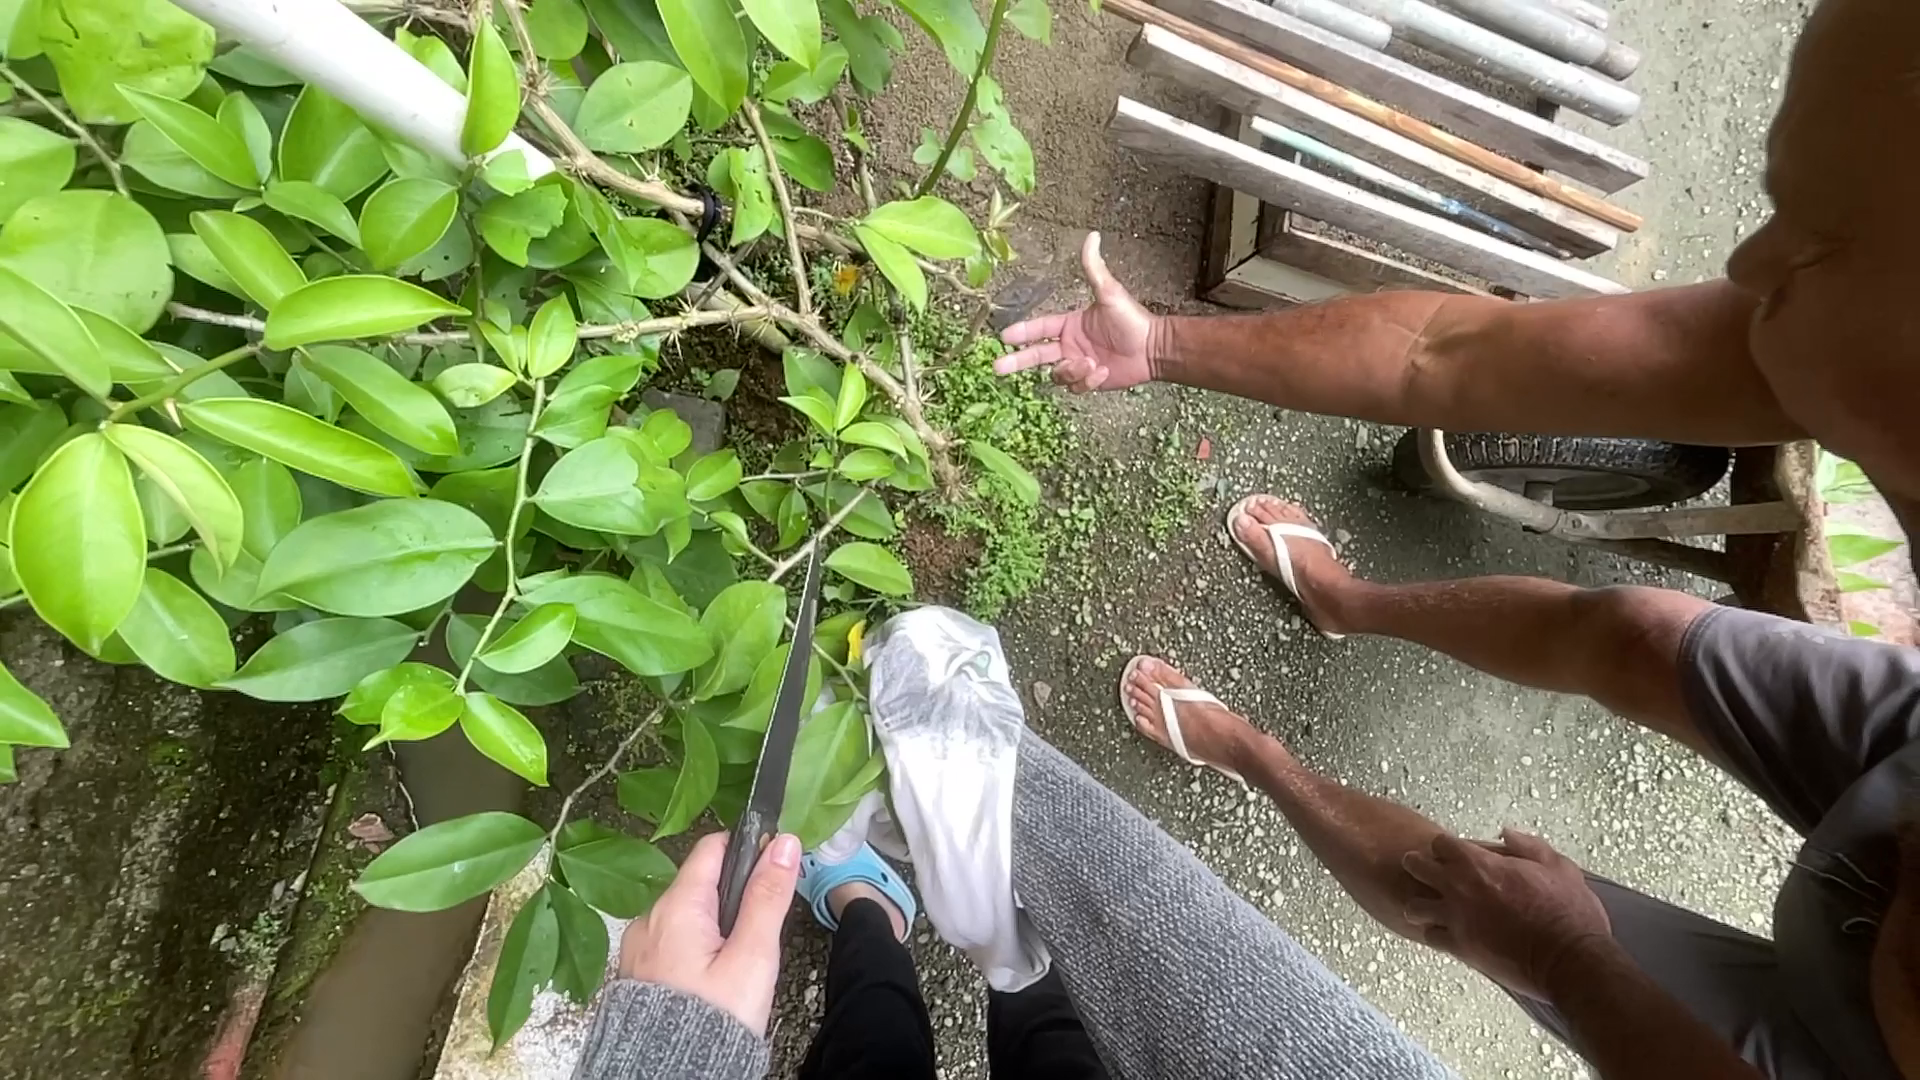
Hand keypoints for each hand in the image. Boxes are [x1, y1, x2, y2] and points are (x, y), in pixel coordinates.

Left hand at [617, 830, 800, 1035]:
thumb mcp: (753, 955)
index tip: (773, 866)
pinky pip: (673, 943)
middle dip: (735, 895)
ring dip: (716, 925)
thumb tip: (783, 843)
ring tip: (739, 962)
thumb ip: (768, 896)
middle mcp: (650, 919)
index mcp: (677, 906)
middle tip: (761, 932)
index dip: (748, 847)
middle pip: (702, 881)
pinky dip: (696, 949)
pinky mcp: (637, 976)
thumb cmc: (713, 1021)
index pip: (714, 847)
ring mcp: (639, 949)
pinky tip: (713, 979)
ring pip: (689, 915)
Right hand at [996, 231, 1160, 392]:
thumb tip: (1092, 236)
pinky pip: (1075, 387)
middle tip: (998, 367)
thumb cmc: (1133, 320)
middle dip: (1017, 361)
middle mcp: (1070, 345)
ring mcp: (1077, 365)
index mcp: (1070, 325)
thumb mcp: (1110, 293)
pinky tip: (1102, 371)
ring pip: (1057, 375)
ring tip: (1091, 364)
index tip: (1004, 337)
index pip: (1039, 328)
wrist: (1153, 349)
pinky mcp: (1087, 382)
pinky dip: (1087, 382)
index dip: (1022, 332)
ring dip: (1072, 371)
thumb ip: (1094, 268)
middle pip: (1035, 355)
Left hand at [1401, 829, 1609, 999]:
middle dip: (1418, 866)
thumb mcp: (1560, 868)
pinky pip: (1430, 936)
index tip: (1455, 856)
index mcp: (1478, 864)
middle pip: (1414, 864)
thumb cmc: (1570, 915)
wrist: (1574, 962)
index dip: (1447, 848)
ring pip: (1414, 905)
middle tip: (1429, 874)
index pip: (1440, 843)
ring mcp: (1455, 917)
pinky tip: (1446, 934)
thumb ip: (1529, 845)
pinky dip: (1435, 935)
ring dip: (1421, 905)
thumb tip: (1506, 833)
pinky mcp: (1460, 946)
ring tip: (1431, 908)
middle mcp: (1458, 886)